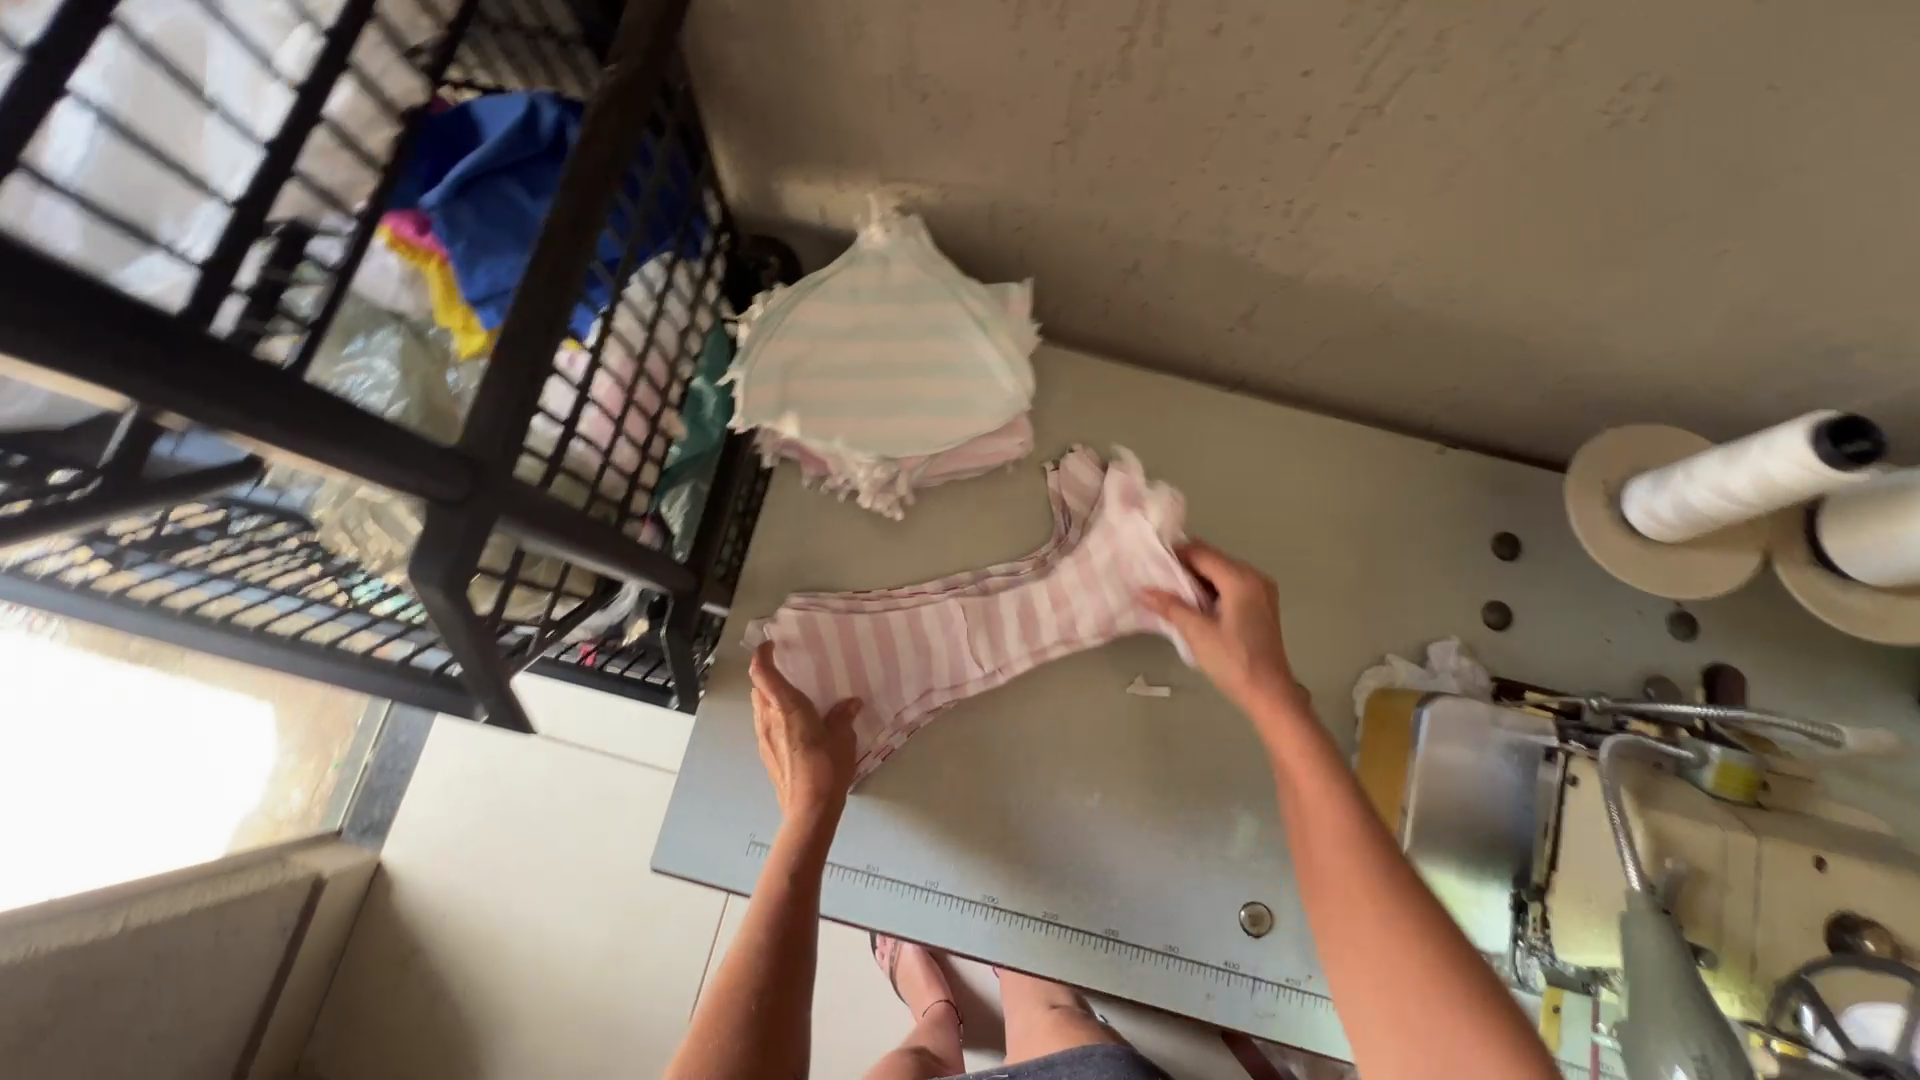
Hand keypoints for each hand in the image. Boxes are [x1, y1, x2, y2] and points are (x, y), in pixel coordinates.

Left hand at [750, 642, 861, 823]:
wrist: (809, 809)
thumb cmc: (827, 768)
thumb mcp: (844, 738)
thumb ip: (843, 717)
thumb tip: (850, 704)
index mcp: (787, 708)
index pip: (762, 672)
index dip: (762, 654)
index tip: (771, 644)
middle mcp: (769, 719)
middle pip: (758, 688)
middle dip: (767, 675)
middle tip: (788, 671)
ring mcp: (763, 738)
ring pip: (759, 707)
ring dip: (770, 697)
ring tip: (794, 698)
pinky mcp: (765, 754)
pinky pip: (764, 725)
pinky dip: (774, 717)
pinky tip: (795, 727)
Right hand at [1142, 538, 1306, 718]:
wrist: (1268, 693)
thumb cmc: (1233, 660)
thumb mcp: (1197, 632)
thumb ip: (1170, 606)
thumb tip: (1143, 591)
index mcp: (1241, 579)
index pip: (1201, 553)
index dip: (1174, 555)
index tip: (1149, 562)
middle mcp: (1254, 577)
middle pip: (1212, 561)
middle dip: (1183, 568)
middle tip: (1154, 578)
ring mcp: (1260, 592)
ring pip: (1220, 574)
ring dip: (1195, 581)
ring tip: (1167, 592)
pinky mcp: (1259, 606)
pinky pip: (1229, 587)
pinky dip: (1209, 591)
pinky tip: (1190, 604)